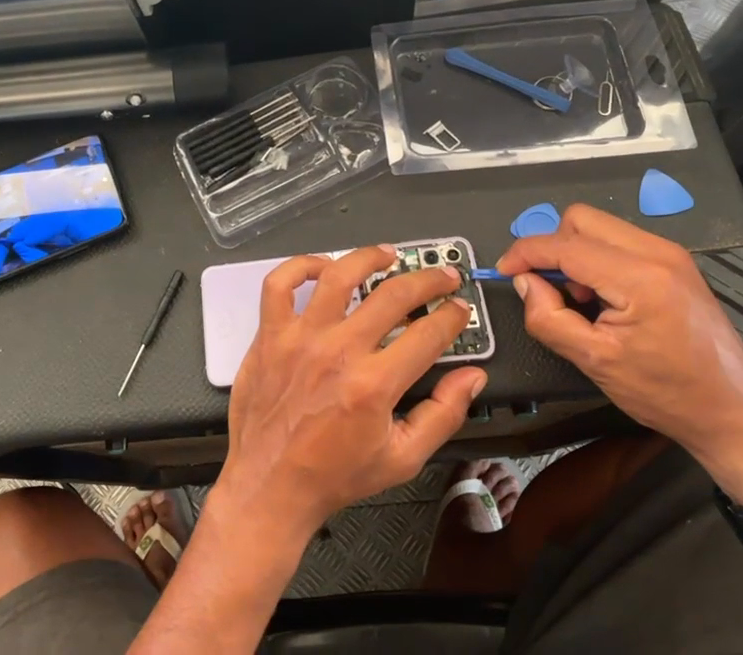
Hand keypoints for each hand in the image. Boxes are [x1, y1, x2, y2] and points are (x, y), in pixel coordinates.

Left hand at [218, 246, 487, 537]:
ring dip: (368, 258)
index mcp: (374, 384)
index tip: (460, 308)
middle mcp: (338, 352)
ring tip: (388, 256)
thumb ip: (443, 414)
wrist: (270, 487)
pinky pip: (279, 285)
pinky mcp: (269, 336)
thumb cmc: (335, 475)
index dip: (453, 315)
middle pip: (392, 295)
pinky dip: (300, 267)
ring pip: (338, 276)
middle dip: (427, 281)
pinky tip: (323, 267)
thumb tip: (472, 377)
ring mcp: (299, 338)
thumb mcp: (402, 458)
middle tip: (441, 276)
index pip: (428, 333)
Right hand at [497, 206, 742, 504]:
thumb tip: (526, 284)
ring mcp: (671, 255)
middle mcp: (658, 253)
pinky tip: (603, 298)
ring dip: (576, 253)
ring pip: (601, 227)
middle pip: (581, 219)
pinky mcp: (676, 264)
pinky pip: (621, 242)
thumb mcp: (595, 362)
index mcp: (640, 277)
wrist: (735, 413)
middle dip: (553, 248)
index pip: (566, 245)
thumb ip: (550, 318)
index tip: (504, 271)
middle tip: (550, 289)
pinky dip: (598, 259)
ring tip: (580, 300)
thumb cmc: (666, 393)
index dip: (525, 253)